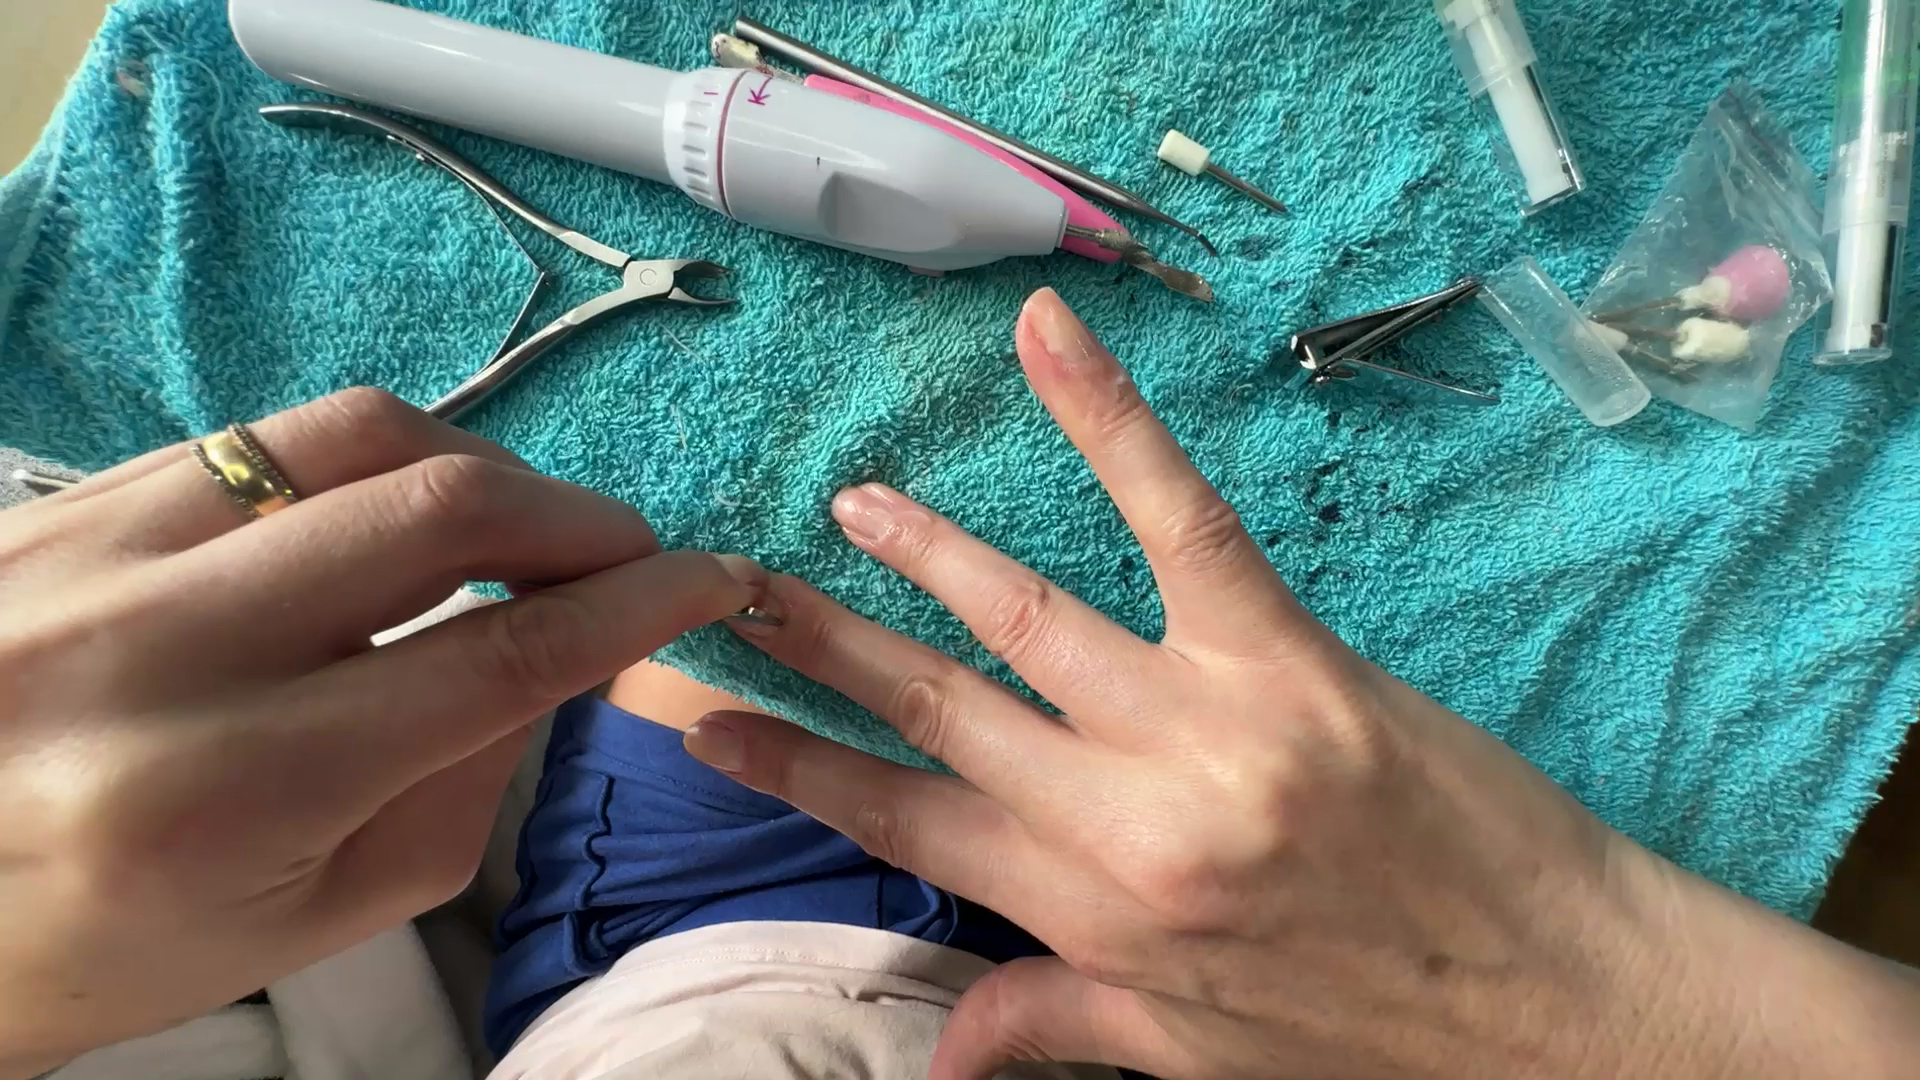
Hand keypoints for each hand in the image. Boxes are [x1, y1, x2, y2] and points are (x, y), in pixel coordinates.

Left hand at [0, 389, 761, 1074]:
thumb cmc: (125, 940)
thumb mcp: (343, 904)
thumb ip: (481, 763)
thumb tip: (567, 641)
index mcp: (228, 797)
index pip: (505, 657)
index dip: (642, 604)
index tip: (719, 579)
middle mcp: (148, 652)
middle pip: (449, 514)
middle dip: (588, 522)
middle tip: (633, 555)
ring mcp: (85, 547)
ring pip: (378, 438)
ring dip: (508, 475)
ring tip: (535, 529)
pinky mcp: (70, 493)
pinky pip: (296, 427)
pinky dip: (415, 451)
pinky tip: (433, 501)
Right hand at [685, 290, 1919, 1078]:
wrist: (1566, 1014)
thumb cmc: (1364, 1028)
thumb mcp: (1188, 1051)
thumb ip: (1052, 1023)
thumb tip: (932, 1049)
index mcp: (1084, 910)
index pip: (896, 825)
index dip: (790, 769)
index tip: (704, 717)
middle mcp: (1117, 820)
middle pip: (934, 711)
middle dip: (817, 645)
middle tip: (728, 587)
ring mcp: (1198, 727)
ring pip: (1026, 618)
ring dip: (927, 556)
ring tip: (856, 505)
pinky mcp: (1280, 654)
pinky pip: (1176, 519)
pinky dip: (1106, 423)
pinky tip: (1049, 341)